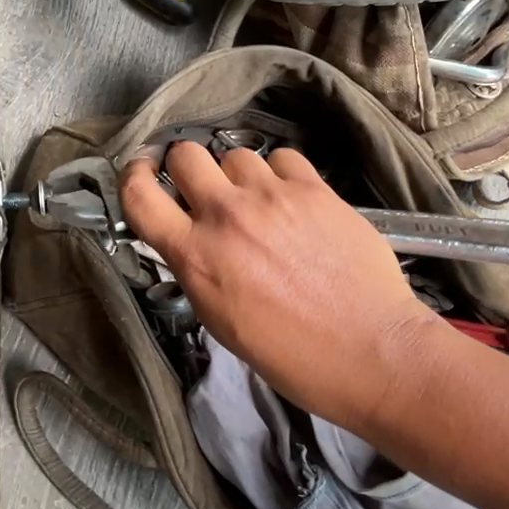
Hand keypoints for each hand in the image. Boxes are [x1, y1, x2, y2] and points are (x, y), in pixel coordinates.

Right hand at [120, 141, 445, 426]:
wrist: (376, 355)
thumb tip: (187, 236)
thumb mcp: (219, 318)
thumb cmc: (296, 355)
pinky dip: (281, 174)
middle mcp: (226, 216)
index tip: (142, 172)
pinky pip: (282, 157)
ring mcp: (271, 197)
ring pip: (234, 154)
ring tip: (259, 203)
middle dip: (188, 168)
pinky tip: (292, 199)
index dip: (133, 175)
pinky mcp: (313, 189)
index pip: (138, 194)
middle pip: (184, 154)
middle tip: (205, 190)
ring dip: (239, 176)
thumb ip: (194, 266)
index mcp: (196, 255)